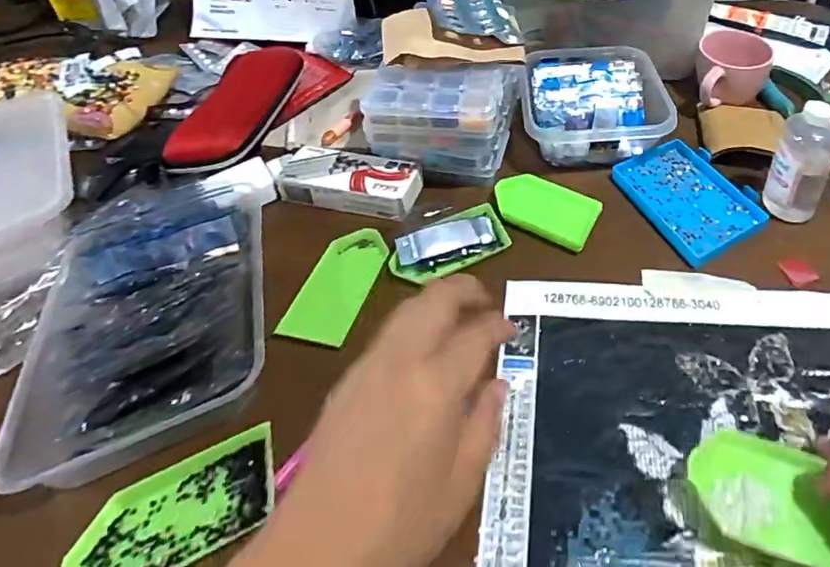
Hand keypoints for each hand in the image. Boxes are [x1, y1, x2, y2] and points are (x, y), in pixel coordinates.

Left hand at [238, 275, 512, 566]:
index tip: (512, 329)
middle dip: (466, 289)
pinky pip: (387, 331)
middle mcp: (402, 360)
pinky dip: (412, 322)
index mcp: (436, 385)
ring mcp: (369, 364)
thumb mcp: (460, 485)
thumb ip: (485, 426)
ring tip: (457, 317)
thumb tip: (498, 386)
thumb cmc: (400, 522)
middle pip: (436, 298)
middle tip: (487, 303)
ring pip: (408, 307)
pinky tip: (421, 348)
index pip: (476, 333)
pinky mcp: (347, 377)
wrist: (317, 546)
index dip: (499, 324)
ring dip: (437, 301)